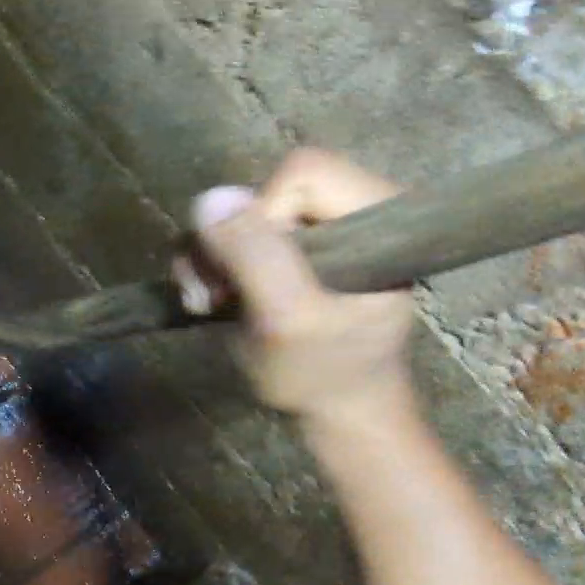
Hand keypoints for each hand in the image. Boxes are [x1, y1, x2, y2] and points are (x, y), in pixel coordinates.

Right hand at [174, 148, 418, 433]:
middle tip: (218, 298)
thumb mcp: (286, 319)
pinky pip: (232, 240)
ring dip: (207, 263)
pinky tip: (214, 302)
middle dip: (223, 247)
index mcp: (377, 211)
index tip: (254, 280)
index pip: (299, 175)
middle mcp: (348, 209)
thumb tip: (209, 198)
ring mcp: (315, 232)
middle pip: (260, 194)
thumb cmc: (321, 371)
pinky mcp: (288, 254)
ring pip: (236, 218)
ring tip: (212, 304)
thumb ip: (255, 257)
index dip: (260, 222)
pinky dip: (209, 270)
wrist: (334, 409)